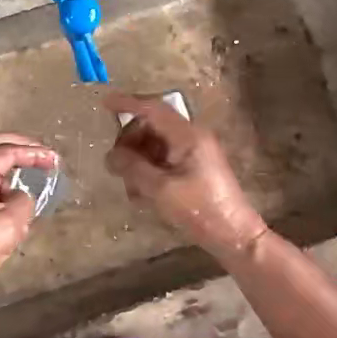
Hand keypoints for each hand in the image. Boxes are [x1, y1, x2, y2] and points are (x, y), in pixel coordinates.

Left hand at [0, 131, 57, 298]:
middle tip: (40, 155)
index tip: (55, 160)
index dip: (33, 153)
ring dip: (3, 165)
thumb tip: (18, 196)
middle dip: (17, 145)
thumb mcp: (10, 225)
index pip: (6, 150)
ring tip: (25, 180)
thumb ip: (23, 201)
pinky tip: (5, 197)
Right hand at [104, 93, 267, 257]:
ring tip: (131, 188)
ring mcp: (193, 152)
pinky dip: (148, 171)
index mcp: (187, 136)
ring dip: (137, 162)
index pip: (152, 109)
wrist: (233, 234)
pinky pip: (162, 160)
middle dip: (129, 143)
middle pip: (150, 127)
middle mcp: (190, 137)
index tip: (104, 103)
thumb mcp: (160, 189)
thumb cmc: (199, 209)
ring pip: (153, 145)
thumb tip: (111, 154)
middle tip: (115, 166)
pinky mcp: (192, 168)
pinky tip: (142, 194)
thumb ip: (133, 168)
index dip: (127, 104)